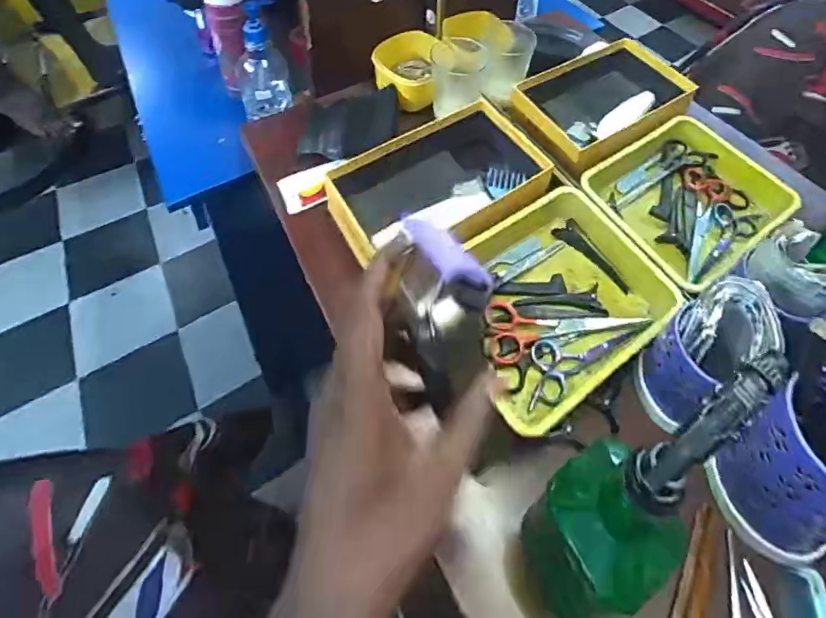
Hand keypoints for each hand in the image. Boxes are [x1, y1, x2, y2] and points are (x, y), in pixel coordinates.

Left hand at [271, 256, 497, 617]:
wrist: (330, 588)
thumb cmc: (385, 528)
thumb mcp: (439, 475)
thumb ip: (468, 420)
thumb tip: (497, 375)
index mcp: (357, 389)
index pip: (361, 311)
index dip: (378, 271)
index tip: (400, 241)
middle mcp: (335, 390)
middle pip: (358, 326)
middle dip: (391, 298)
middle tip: (431, 281)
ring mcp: (328, 413)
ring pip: (358, 356)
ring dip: (391, 340)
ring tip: (432, 338)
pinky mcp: (330, 433)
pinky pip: (357, 383)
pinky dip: (386, 373)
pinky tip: (418, 396)